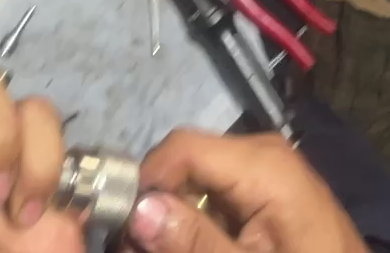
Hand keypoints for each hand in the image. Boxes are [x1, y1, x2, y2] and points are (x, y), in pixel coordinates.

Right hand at [125, 131, 365, 252]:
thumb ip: (195, 241)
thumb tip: (138, 207)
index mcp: (262, 162)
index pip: (182, 147)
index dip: (145, 183)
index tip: (121, 233)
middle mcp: (262, 152)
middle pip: (186, 164)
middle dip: (157, 208)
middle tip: (137, 251)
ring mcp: (266, 169)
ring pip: (197, 182)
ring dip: (175, 220)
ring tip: (161, 249)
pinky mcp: (268, 189)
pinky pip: (219, 195)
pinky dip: (199, 223)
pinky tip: (196, 246)